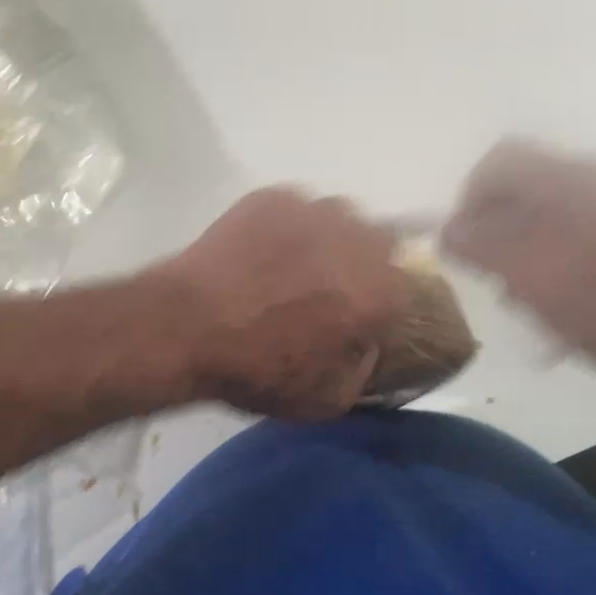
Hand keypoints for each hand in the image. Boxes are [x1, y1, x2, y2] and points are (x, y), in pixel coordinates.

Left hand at [161, 188, 408, 419]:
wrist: (188, 324)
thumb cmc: (260, 368)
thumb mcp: (327, 398)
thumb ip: (364, 367)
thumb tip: (366, 343)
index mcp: (380, 290)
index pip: (407, 288)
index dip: (383, 304)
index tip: (360, 316)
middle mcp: (358, 240)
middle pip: (380, 243)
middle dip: (362, 264)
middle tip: (328, 290)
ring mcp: (315, 210)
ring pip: (340, 217)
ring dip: (329, 239)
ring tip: (292, 266)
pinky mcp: (276, 196)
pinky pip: (297, 208)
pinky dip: (287, 226)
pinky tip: (261, 251)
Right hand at [441, 140, 595, 373]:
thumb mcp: (528, 277)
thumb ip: (479, 247)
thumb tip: (447, 230)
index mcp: (564, 177)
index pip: (497, 162)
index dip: (469, 199)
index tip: (464, 246)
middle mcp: (590, 177)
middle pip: (520, 186)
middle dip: (495, 228)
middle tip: (494, 275)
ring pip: (544, 211)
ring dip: (522, 246)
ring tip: (525, 295)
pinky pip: (572, 228)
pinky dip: (551, 255)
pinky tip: (559, 299)